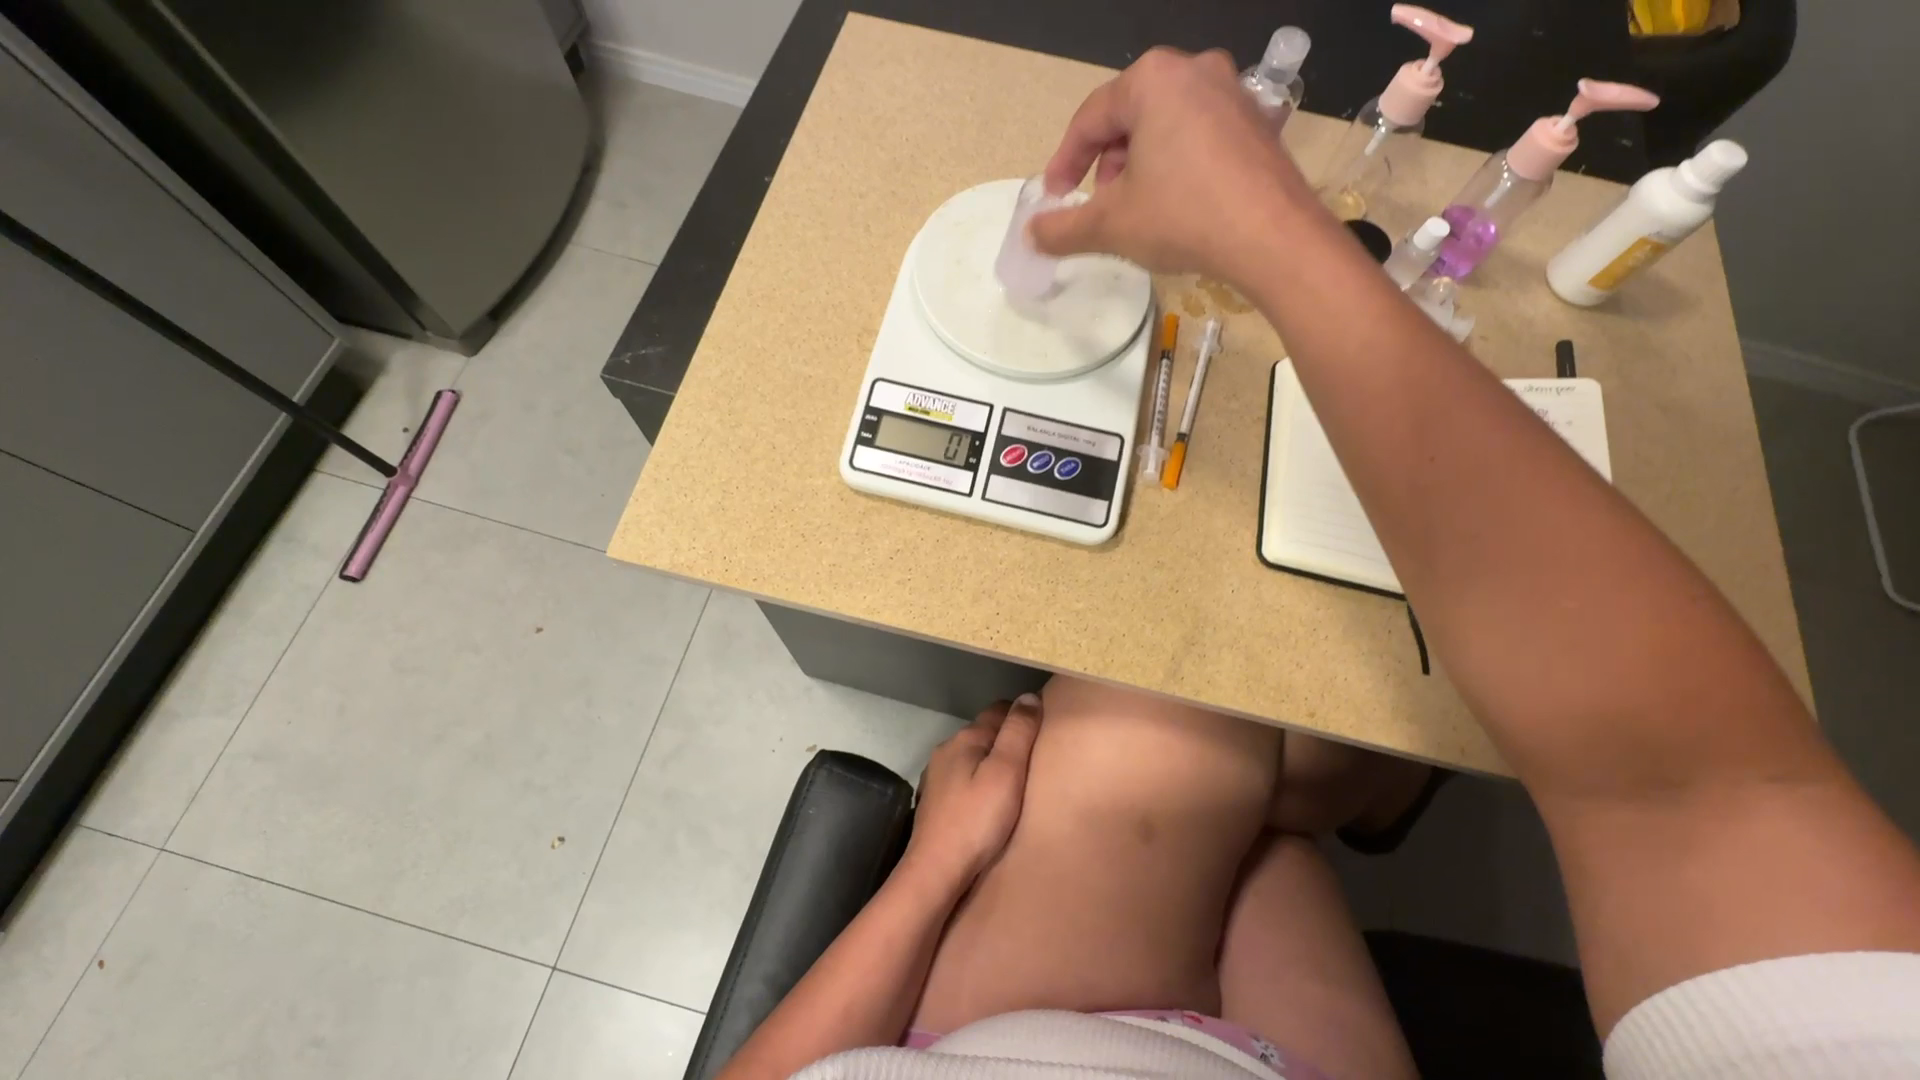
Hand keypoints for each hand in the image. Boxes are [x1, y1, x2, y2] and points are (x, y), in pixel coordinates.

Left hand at [902, 695, 1041, 886]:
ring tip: (1018, 780)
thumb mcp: (1006, 772)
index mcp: (965, 739)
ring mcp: (937, 778)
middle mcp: (947, 751)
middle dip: (1008, 739)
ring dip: (993, 763)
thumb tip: (1028, 696)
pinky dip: (980, 782)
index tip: (1046, 727)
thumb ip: (1018, 733)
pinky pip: (964, 781)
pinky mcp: (935, 803)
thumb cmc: (976, 820)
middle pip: (984, 733)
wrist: (936, 871)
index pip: (998, 710)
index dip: (1022, 715)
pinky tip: (990, 801)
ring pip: (973, 758)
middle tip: (1038, 756)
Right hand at [1029, 48, 1318, 287]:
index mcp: (1151, 80)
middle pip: (1130, 117)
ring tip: (1138, 209)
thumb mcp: (1110, 225)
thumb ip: (1062, 228)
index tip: (1054, 197)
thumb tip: (1031, 234)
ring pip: (1167, 125)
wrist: (1273, 237)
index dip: (1064, 162)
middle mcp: (1194, 70)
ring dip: (1142, 165)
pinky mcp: (1258, 122)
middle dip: (1107, 163)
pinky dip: (1178, 165)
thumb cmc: (1183, 217)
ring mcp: (1233, 92)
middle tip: (1099, 204)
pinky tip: (1178, 204)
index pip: (1090, 119)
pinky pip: (1201, 136)